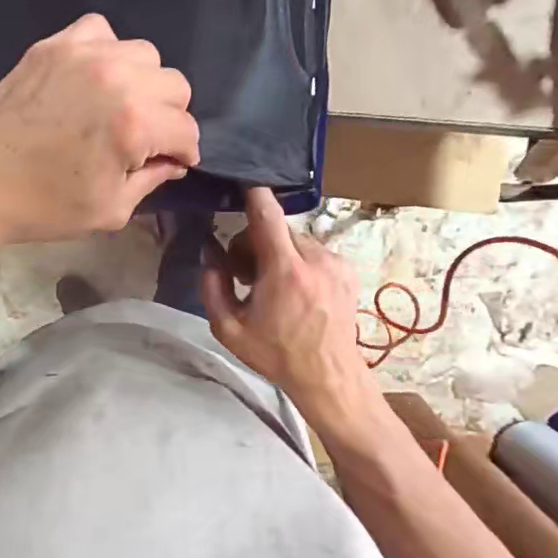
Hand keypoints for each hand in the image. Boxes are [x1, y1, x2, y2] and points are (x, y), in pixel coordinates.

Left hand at [0, 14, 199, 247]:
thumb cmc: (45, 207)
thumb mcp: (112, 209)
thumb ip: (152, 180)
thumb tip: (173, 161)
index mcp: (134, 124)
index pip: (185, 128)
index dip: (184, 151)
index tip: (172, 162)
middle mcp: (116, 78)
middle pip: (175, 85)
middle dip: (169, 116)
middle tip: (145, 138)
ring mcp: (82, 55)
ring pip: (144, 54)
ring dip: (142, 82)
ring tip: (120, 106)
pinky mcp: (53, 46)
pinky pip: (100, 31)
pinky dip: (107, 52)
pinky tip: (93, 78)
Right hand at [202, 188, 375, 421]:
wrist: (329, 375)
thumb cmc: (276, 354)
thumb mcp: (229, 329)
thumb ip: (213, 287)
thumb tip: (209, 253)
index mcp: (284, 270)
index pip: (267, 215)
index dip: (253, 193)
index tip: (243, 182)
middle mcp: (315, 258)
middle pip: (276, 230)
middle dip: (256, 245)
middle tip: (246, 277)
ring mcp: (336, 262)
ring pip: (296, 240)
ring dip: (279, 254)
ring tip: (274, 288)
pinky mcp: (348, 269)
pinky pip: (314, 252)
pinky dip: (300, 263)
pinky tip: (297, 292)